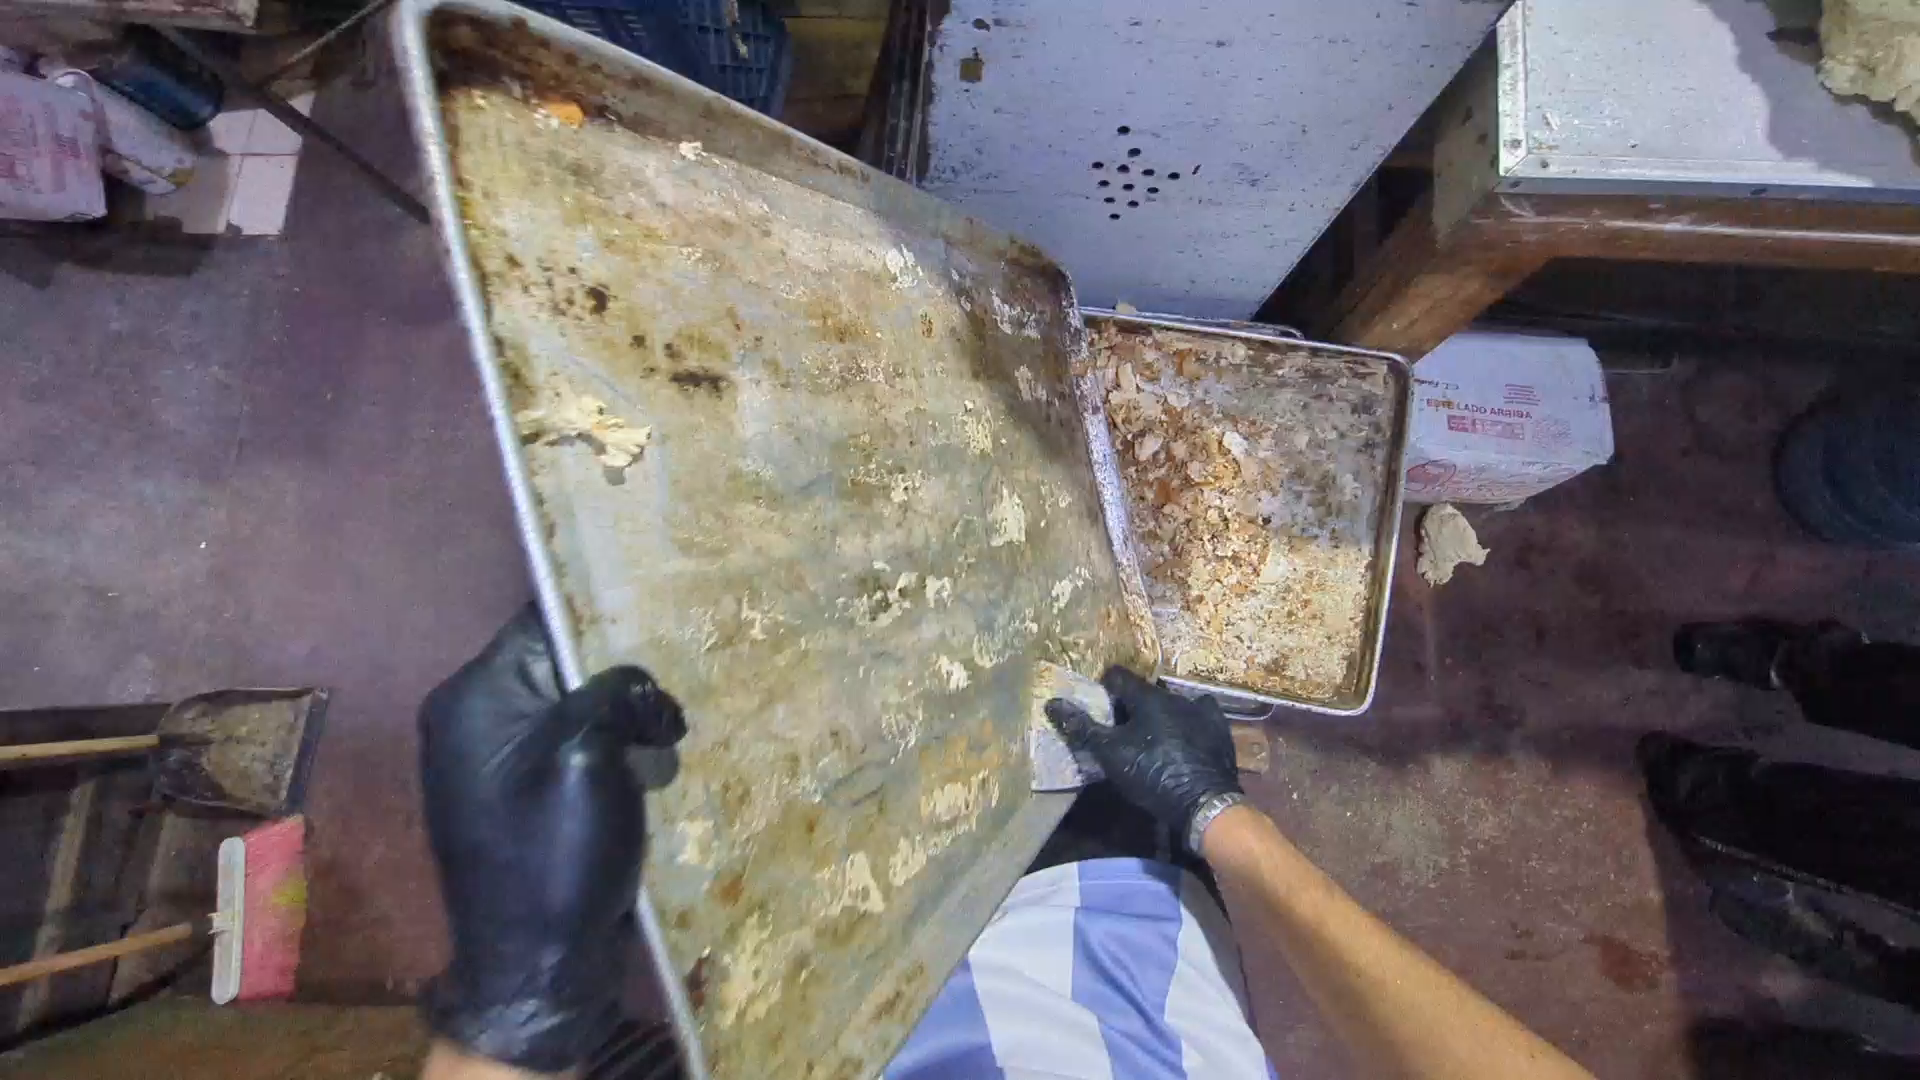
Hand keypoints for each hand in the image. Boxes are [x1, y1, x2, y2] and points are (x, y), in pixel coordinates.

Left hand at [418, 605, 686, 1073]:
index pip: (543, 622)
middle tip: (667, 702)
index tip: (662, 619)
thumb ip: (617, 693)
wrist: (536, 962)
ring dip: (625, 719)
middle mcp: (476, 718)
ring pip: (577, 702)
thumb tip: (645, 692)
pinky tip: (645, 772)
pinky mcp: (523, 790)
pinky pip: (575, 741)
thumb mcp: (591, 752)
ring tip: (660, 747)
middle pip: (564, 662)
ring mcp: (496, 758)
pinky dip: (615, 748)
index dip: (605, 616)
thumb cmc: (556, 848)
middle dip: (623, 680)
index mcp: (477, 697)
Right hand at [1045, 666, 1241, 849]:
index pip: (1117, 676)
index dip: (1103, 691)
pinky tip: (1184, 737)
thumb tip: (1052, 703)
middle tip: (1120, 731)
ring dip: (1159, 714)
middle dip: (1130, 706)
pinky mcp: (1219, 730)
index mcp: (1146, 696)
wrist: (1205, 804)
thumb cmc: (1151, 774)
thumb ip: (1082, 727)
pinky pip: (1199, 715)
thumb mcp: (1110, 754)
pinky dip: (1188, 722)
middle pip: (1143, 692)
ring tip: (1151, 738)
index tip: (1098, 711)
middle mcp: (1174, 695)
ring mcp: (1201, 711)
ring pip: (1171, 703)